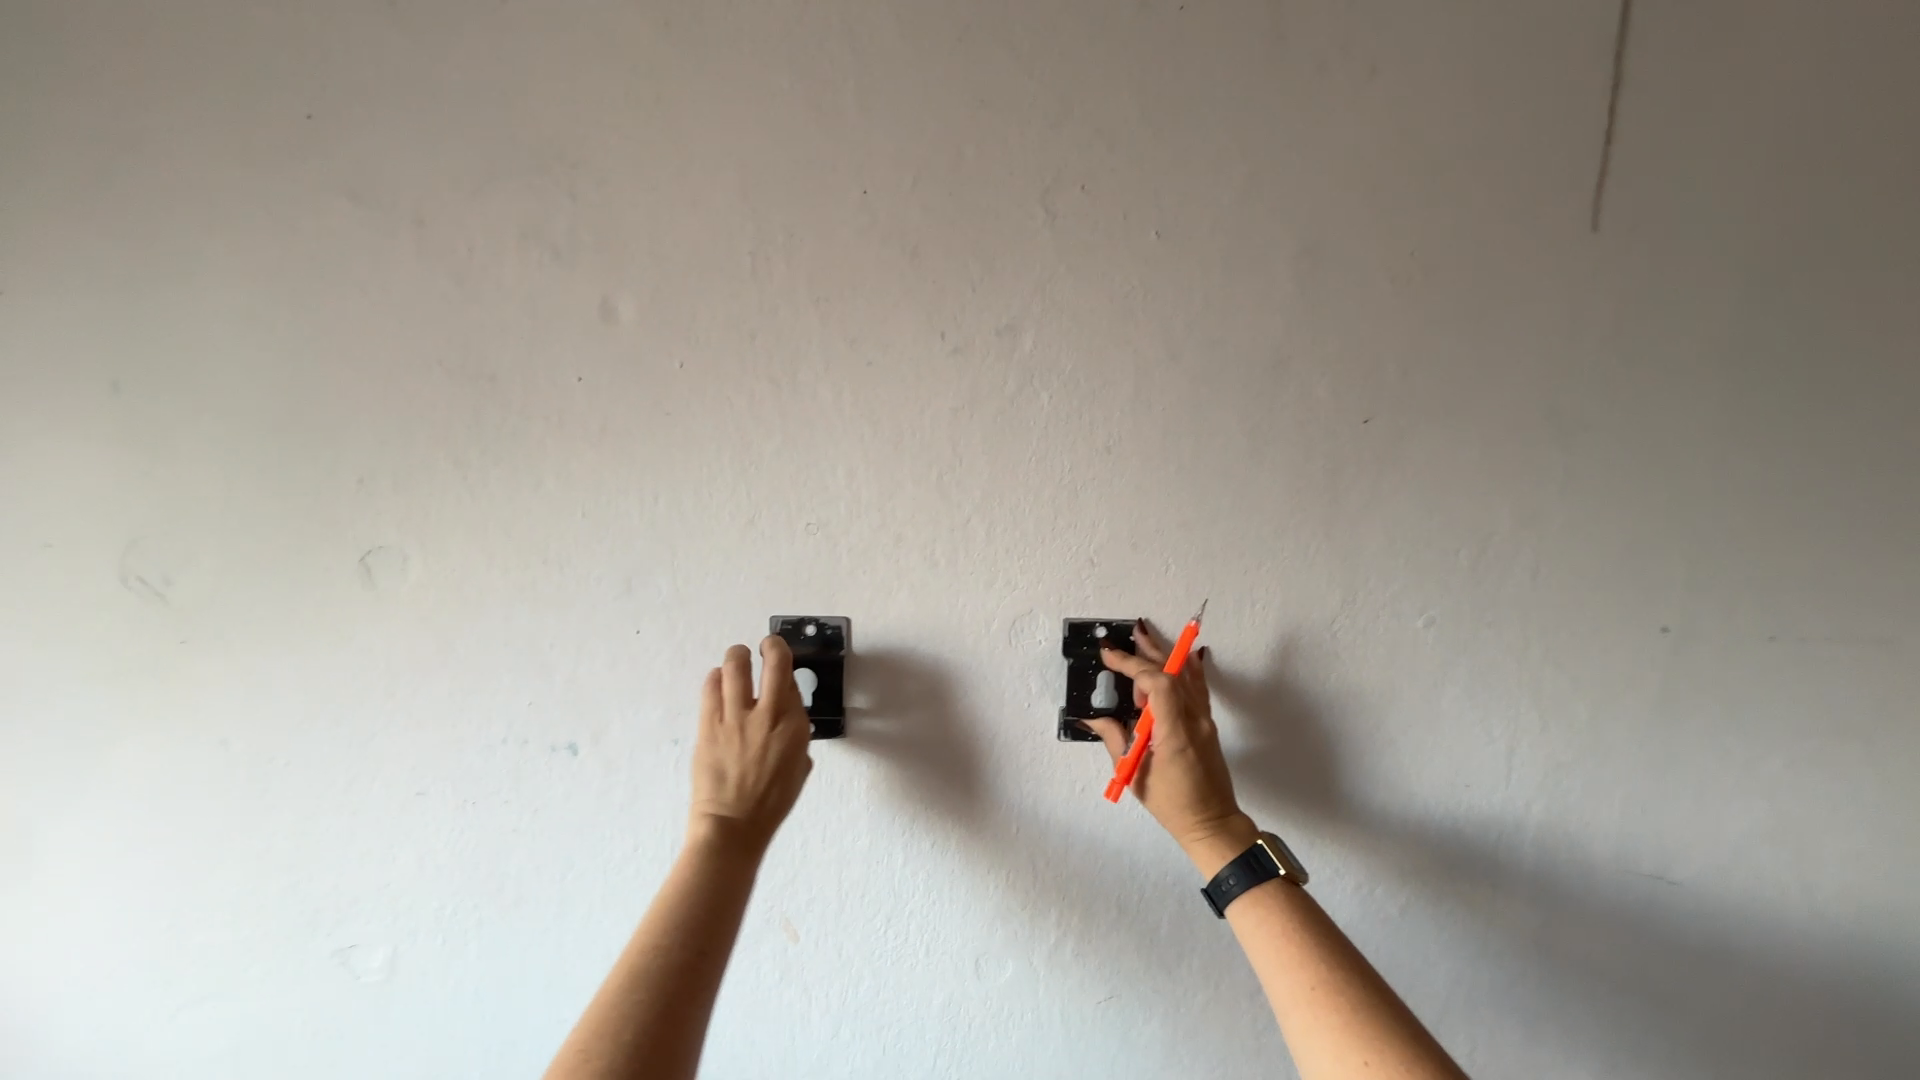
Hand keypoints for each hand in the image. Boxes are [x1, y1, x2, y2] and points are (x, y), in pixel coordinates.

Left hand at [688, 636, 813, 853]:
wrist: (732, 825)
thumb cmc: (771, 803)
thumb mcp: (799, 768)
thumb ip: (796, 738)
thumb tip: (787, 720)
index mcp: (796, 727)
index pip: (793, 684)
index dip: (787, 675)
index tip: (782, 674)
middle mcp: (769, 715)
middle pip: (774, 661)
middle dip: (772, 645)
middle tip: (767, 644)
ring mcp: (737, 717)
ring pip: (736, 666)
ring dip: (738, 656)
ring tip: (738, 657)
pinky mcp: (709, 724)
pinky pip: (711, 687)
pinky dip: (716, 677)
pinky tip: (718, 681)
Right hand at [1082, 620, 1256, 868]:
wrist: (1212, 821)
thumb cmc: (1171, 803)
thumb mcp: (1134, 773)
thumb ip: (1115, 739)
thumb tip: (1092, 718)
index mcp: (1174, 732)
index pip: (1157, 684)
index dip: (1133, 665)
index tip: (1110, 656)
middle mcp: (1194, 719)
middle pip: (1172, 673)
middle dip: (1147, 652)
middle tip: (1126, 635)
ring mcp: (1204, 719)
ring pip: (1187, 675)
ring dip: (1165, 654)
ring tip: (1145, 637)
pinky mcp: (1207, 723)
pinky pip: (1198, 687)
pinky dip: (1190, 667)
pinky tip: (1186, 654)